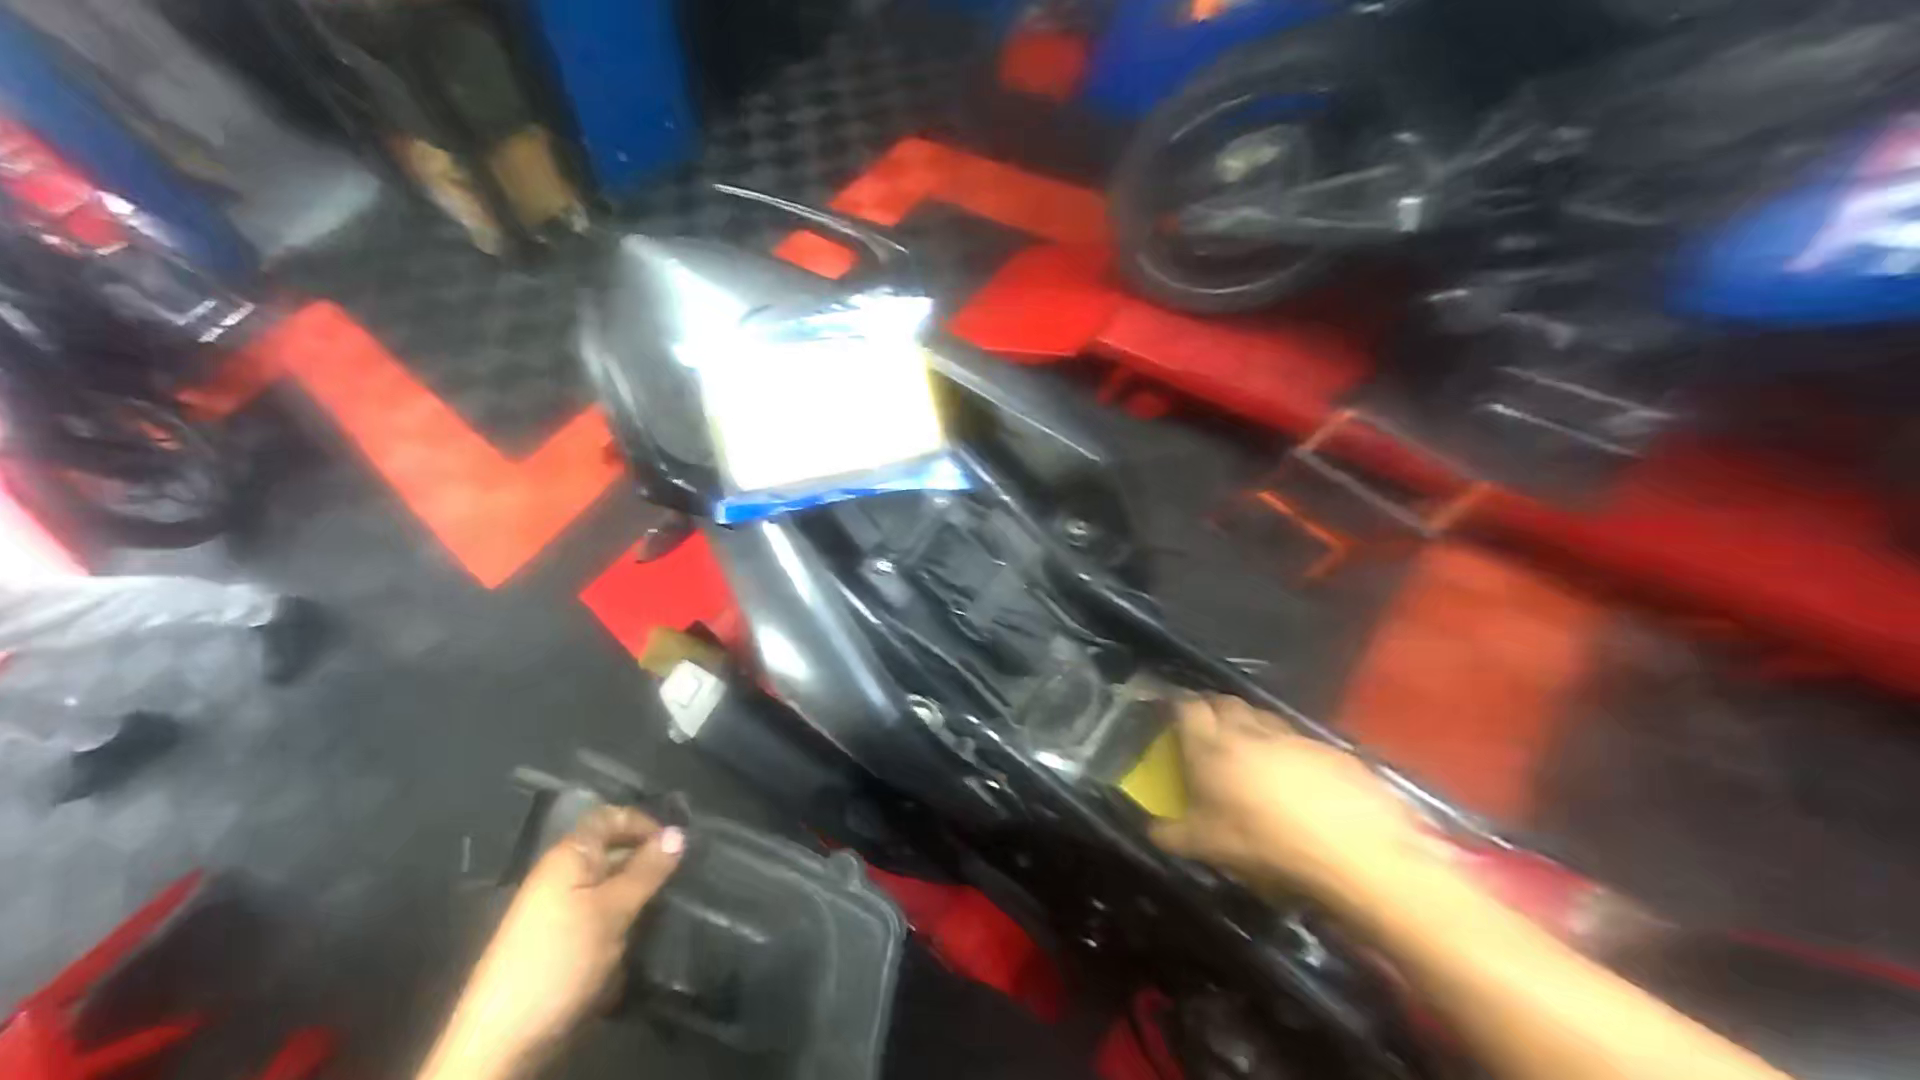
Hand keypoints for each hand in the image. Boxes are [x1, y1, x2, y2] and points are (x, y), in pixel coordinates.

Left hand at [420, 806, 684, 1079]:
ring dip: (637, 893)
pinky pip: (599, 914)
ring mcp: (557, 910)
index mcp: (568, 857)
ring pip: (608, 886)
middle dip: (645, 860)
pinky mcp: (559, 942)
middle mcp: (560, 876)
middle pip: (611, 850)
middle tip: (682, 876)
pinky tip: (639, 935)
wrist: (501, 1040)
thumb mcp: (612, 911)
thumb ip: (646, 871)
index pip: (609, 817)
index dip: (643, 822)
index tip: (676, 844)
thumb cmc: (559, 959)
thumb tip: (679, 832)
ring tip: (668, 905)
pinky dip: (622, 918)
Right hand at [1151, 695, 1437, 904]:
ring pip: (1262, 716)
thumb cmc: (1262, 841)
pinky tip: (1295, 776)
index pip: (1187, 706)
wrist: (1351, 849)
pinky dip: (1288, 749)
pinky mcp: (1329, 750)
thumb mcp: (1205, 846)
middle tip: (1207, 728)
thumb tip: (1152, 829)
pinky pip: (1298, 739)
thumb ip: (1170, 835)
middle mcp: (1247, 729)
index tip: (1171, 712)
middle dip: (1212, 708)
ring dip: (1251, 724)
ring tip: (1249, 748)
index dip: (1177, 704)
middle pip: (1224, 702)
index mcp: (1210, 745)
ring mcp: (1292, 736)